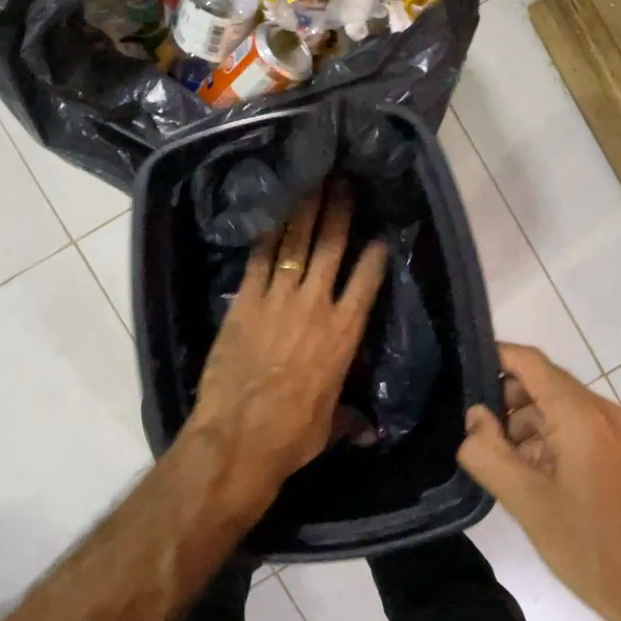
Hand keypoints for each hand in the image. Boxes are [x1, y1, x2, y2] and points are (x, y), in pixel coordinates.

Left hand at [186, 183, 389, 501]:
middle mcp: (316, 305)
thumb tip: (368, 432)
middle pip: (332, 247)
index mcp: (345, 332)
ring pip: (296, 243)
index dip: (376, 253)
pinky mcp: (245, 302)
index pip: (368, 279)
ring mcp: (278, 299)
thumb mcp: (330, 425)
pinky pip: (259, 260)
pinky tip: (271, 218)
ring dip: (305, 212)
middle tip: (343, 183)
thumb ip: (348, 416)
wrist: (239, 436)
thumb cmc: (293, 435)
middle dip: (339, 211)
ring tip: (313, 186)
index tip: (381, 234)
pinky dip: (266, 237)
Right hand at [457, 344, 620, 620]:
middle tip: (471, 430)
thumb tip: (473, 417)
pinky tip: (527, 474)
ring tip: (497, 460)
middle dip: (505, 400)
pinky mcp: (620, 455)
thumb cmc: (588, 545)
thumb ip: (487, 452)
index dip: (494, 357)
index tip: (458, 368)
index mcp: (582, 416)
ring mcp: (617, 434)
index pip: (531, 362)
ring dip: (524, 424)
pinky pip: (574, 428)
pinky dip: (546, 439)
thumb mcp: (525, 501)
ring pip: (557, 408)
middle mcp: (604, 413)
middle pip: (543, 383)